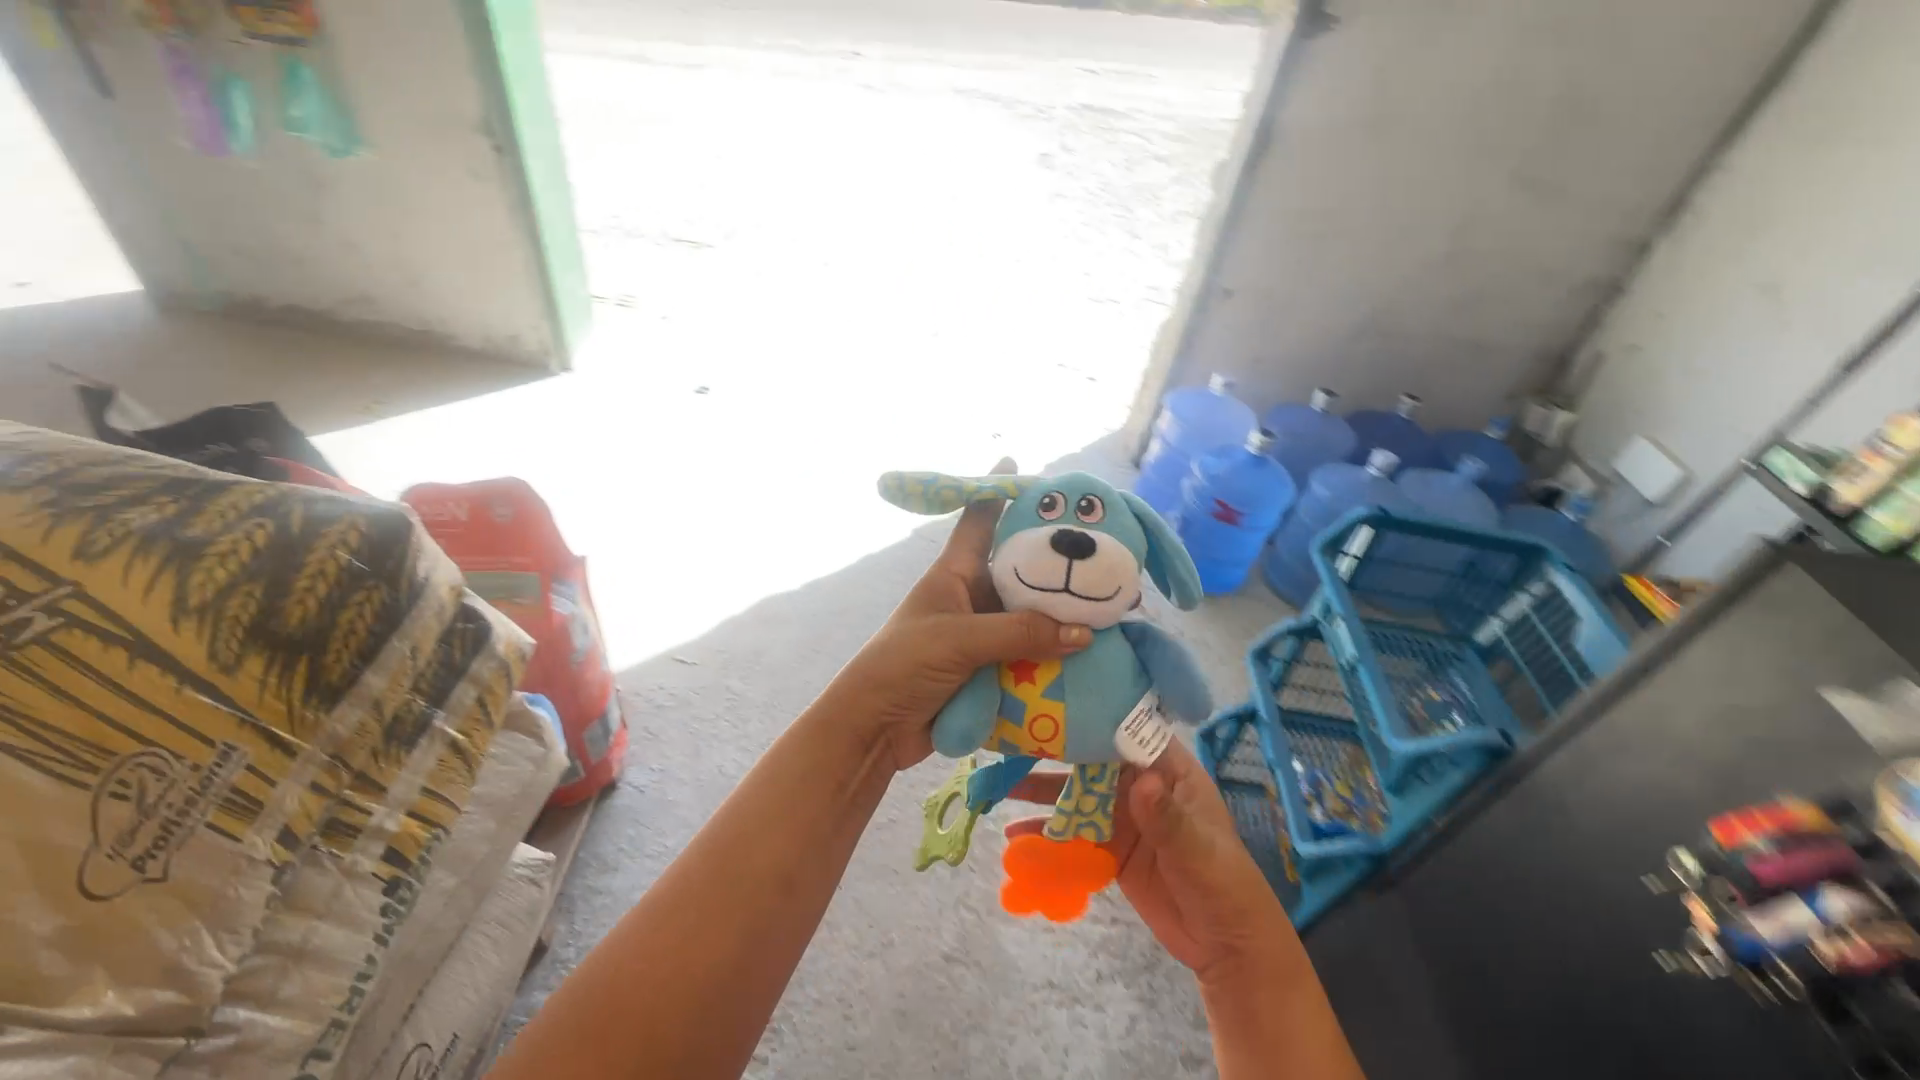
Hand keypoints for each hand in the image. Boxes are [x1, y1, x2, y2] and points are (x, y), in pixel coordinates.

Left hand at [825, 458, 1090, 771]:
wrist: (875, 729)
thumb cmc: (902, 666)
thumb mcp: (959, 640)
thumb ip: (1019, 633)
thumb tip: (1084, 632)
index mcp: (954, 574)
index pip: (978, 520)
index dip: (995, 489)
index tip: (1014, 461)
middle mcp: (972, 598)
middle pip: (1020, 571)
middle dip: (1057, 565)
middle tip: (1105, 555)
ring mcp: (983, 635)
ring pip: (1032, 617)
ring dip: (1065, 616)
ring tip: (1115, 610)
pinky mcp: (991, 671)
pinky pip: (1031, 655)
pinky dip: (1058, 654)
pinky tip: (1094, 653)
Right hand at [1007, 740, 1295, 984]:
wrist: (1226, 945)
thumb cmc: (1224, 885)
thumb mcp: (1198, 851)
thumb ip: (1167, 819)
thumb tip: (1141, 782)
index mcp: (1171, 773)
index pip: (1129, 735)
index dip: (1094, 720)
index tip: (1053, 709)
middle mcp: (1144, 788)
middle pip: (1093, 764)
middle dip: (1054, 757)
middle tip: (1010, 748)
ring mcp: (1126, 820)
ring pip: (1077, 799)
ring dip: (1042, 796)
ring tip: (1000, 791)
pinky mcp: (1112, 852)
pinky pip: (1075, 837)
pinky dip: (1047, 836)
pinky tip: (1017, 839)